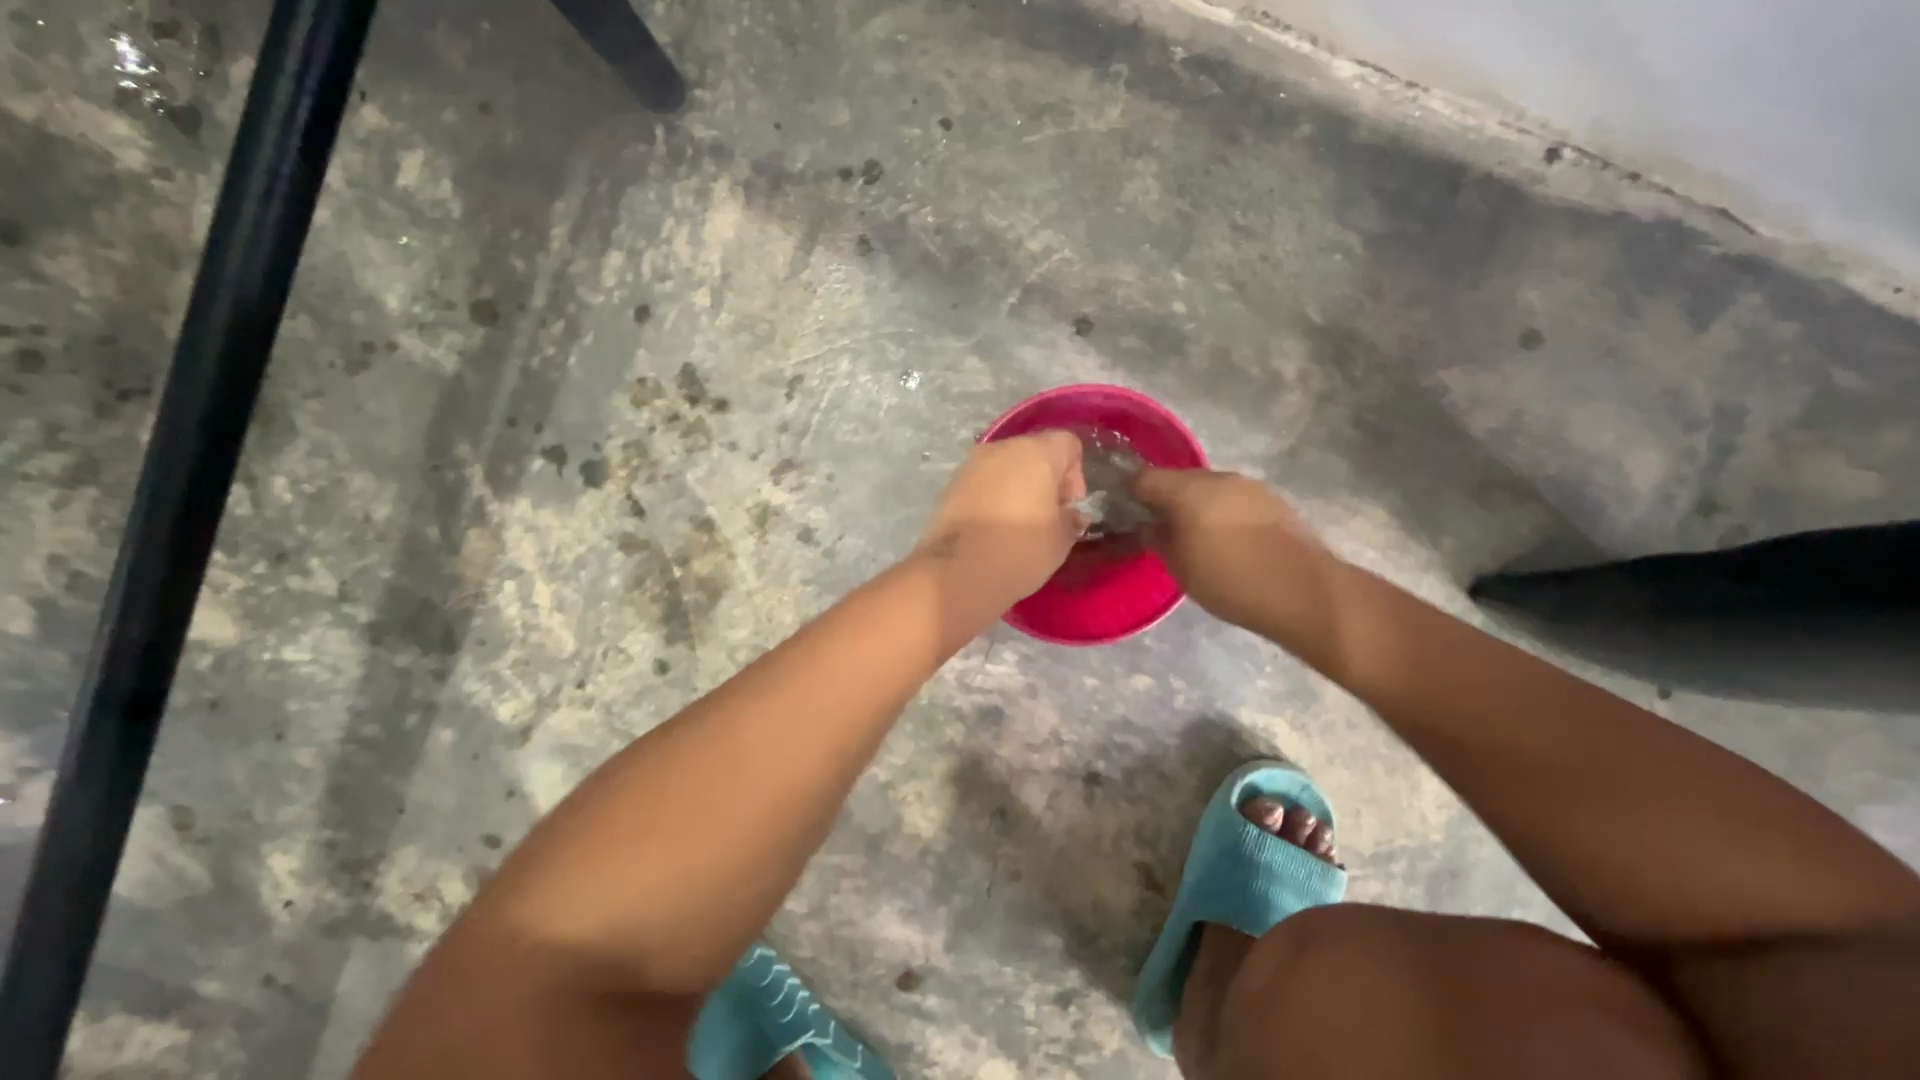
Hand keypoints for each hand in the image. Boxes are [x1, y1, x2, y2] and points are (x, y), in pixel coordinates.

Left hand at [917, 431, 1086, 604]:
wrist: (957, 572)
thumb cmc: (1021, 550)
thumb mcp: (1061, 540)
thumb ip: (1071, 520)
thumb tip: (1071, 515)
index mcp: (1037, 453)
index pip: (1068, 443)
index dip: (1075, 473)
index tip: (1069, 505)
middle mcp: (1002, 448)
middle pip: (1034, 451)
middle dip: (1045, 479)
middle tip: (1048, 515)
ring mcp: (972, 464)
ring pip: (1005, 466)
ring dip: (1017, 486)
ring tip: (1018, 523)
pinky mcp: (951, 484)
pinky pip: (983, 482)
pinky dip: (992, 496)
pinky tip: (993, 527)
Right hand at [1132, 468, 1336, 633]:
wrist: (1303, 591)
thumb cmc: (1230, 580)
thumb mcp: (1179, 567)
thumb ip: (1157, 540)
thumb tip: (1147, 526)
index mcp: (1188, 489)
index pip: (1143, 478)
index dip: (1129, 495)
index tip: (1125, 517)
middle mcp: (1218, 477)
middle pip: (1178, 480)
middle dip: (1165, 501)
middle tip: (1160, 531)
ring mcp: (1250, 486)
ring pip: (1209, 489)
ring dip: (1197, 507)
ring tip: (1196, 540)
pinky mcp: (1273, 501)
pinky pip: (1234, 500)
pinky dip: (1223, 514)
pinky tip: (1228, 542)